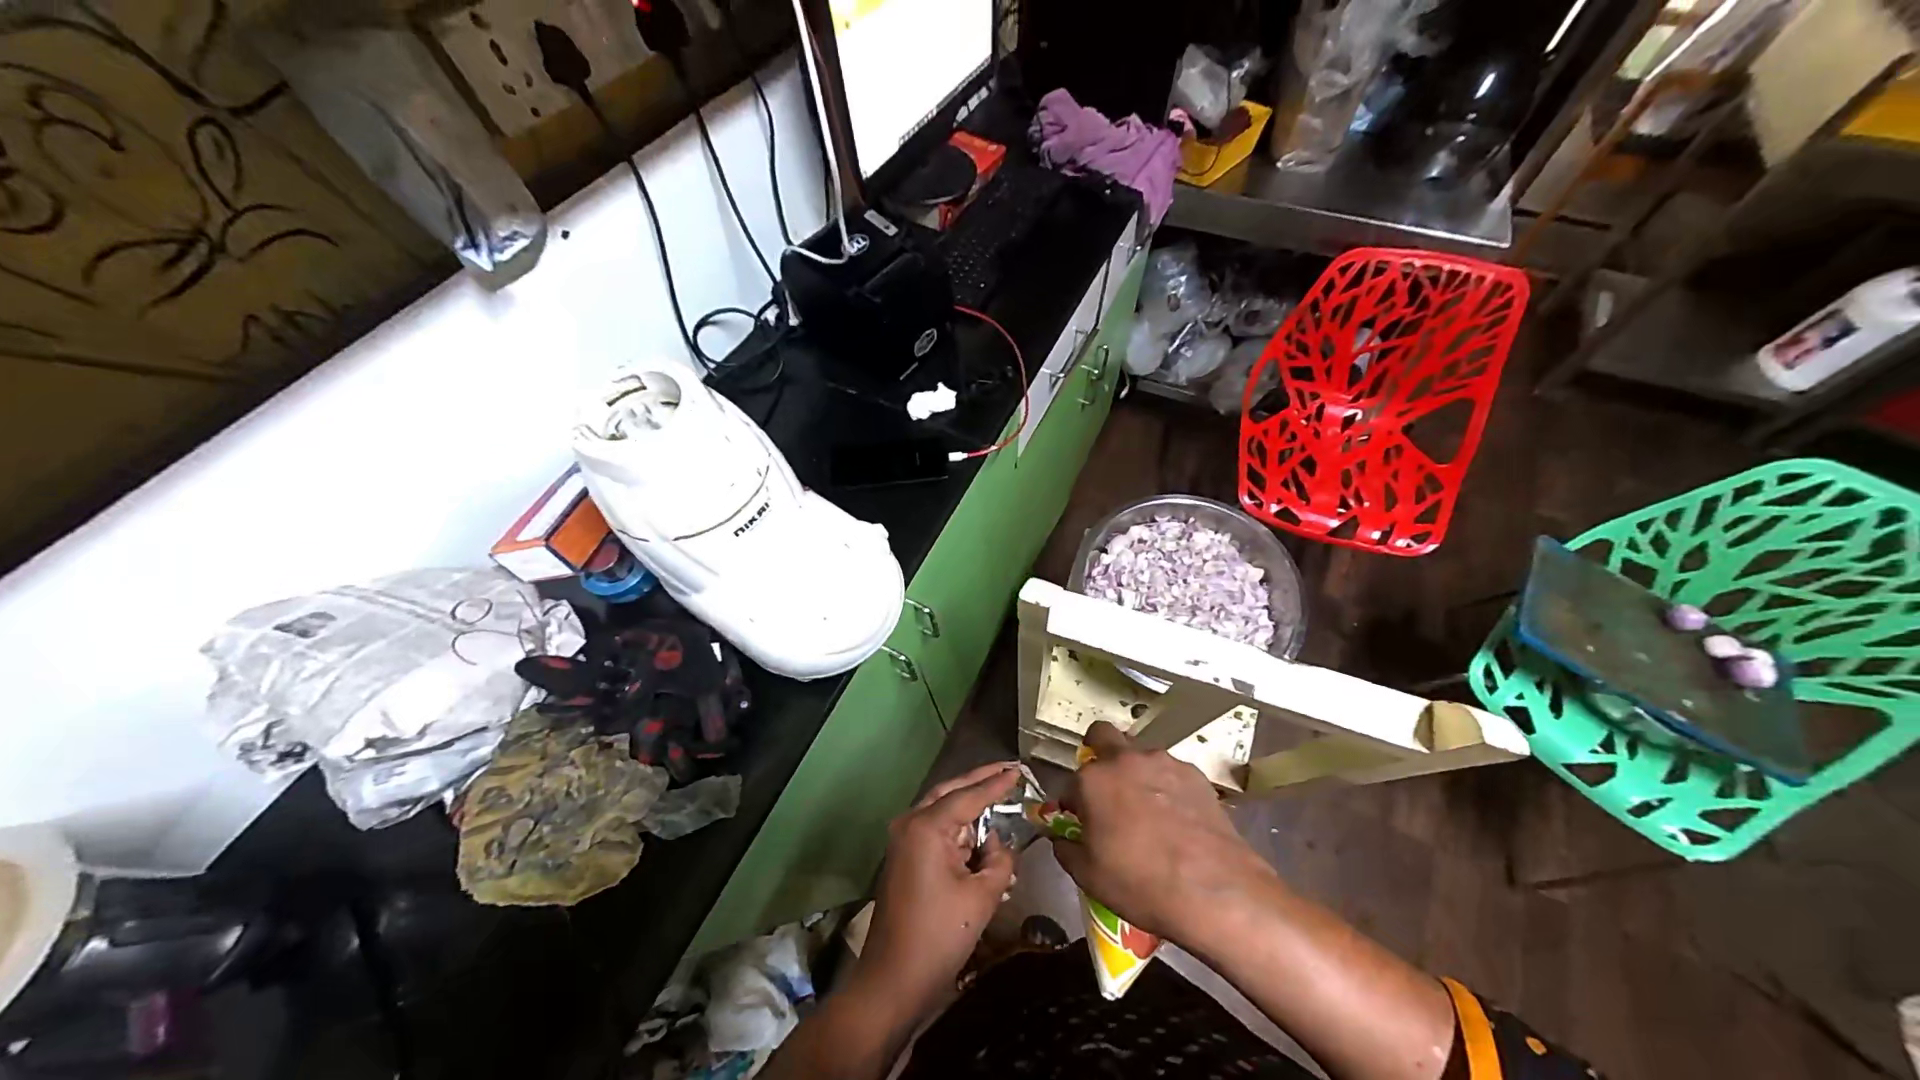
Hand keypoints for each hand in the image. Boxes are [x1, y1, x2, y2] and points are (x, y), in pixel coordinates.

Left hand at [858, 762, 1020, 1013]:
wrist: (893, 979)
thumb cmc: (940, 935)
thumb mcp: (982, 897)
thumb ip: (999, 861)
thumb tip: (999, 845)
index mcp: (927, 826)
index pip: (969, 795)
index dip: (996, 782)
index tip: (1019, 769)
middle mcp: (910, 823)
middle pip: (951, 793)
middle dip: (979, 782)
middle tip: (1008, 770)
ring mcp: (903, 840)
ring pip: (942, 810)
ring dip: (969, 807)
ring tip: (1000, 797)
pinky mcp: (904, 857)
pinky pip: (935, 831)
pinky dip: (958, 829)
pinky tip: (981, 834)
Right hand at [1053, 721, 1277, 949]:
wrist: (1215, 891)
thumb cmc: (1141, 882)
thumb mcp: (1088, 875)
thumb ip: (1067, 849)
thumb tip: (1062, 839)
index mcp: (1093, 779)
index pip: (1071, 783)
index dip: (1073, 803)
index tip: (1080, 822)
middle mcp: (1126, 760)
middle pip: (1103, 736)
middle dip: (1098, 754)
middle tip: (1106, 790)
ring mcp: (1164, 763)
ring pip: (1141, 757)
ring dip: (1136, 774)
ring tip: (1149, 814)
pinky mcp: (1196, 775)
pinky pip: (1171, 775)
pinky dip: (1167, 789)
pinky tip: (1177, 821)